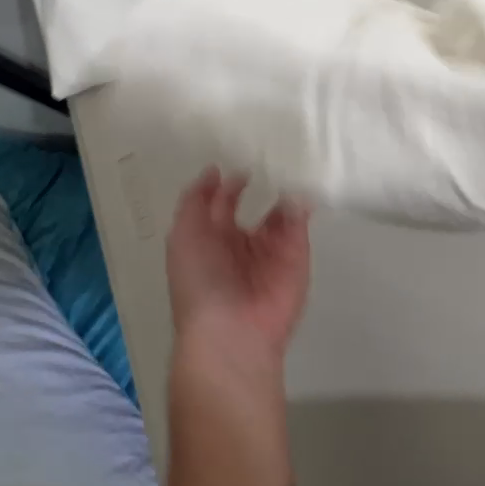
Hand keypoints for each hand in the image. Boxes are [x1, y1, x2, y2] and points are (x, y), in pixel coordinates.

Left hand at [166, 168, 310, 364]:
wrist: (233, 328)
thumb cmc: (200, 282)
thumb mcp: (183, 237)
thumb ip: (195, 202)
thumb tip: (213, 171)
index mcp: (210, 241)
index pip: (219, 205)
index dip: (226, 183)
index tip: (236, 160)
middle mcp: (241, 243)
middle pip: (252, 205)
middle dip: (259, 183)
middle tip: (268, 157)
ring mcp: (271, 248)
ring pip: (280, 212)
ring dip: (283, 191)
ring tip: (288, 166)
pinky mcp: (298, 253)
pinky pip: (300, 223)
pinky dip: (301, 205)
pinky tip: (300, 187)